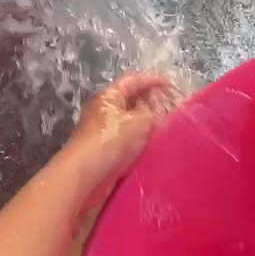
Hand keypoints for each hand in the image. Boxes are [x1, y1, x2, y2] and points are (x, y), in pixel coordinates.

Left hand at [59, 72, 180, 203]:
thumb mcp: (138, 123)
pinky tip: (153, 146)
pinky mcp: (104, 150)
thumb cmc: (110, 141)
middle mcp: (104, 109)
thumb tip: (155, 112)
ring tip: (166, 127)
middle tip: (171, 108)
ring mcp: (103, 130)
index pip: (133, 80)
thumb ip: (151, 113)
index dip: (152, 79)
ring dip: (146, 123)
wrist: (83, 175)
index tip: (170, 85)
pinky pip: (126, 139)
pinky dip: (140, 140)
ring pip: (129, 121)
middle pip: (130, 99)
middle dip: (150, 101)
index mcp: (110, 96)